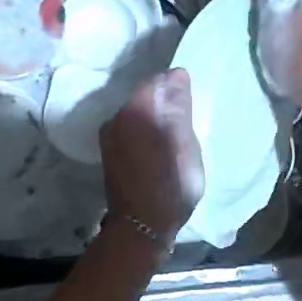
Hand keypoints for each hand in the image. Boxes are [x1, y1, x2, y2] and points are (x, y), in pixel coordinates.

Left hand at [99, 68, 203, 239]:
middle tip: (187, 114)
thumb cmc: (172, 185)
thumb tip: (177, 74)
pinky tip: (158, 144)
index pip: (158, 81)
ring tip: (175, 131)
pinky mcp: (109, 150)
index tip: (192, 99)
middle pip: (144, 95)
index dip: (177, 85)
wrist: (141, 226)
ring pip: (136, 112)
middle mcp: (117, 116)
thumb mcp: (185, 145)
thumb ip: (179, 107)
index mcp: (137, 110)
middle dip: (165, 99)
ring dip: (154, 116)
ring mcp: (109, 134)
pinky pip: (130, 128)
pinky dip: (145, 130)